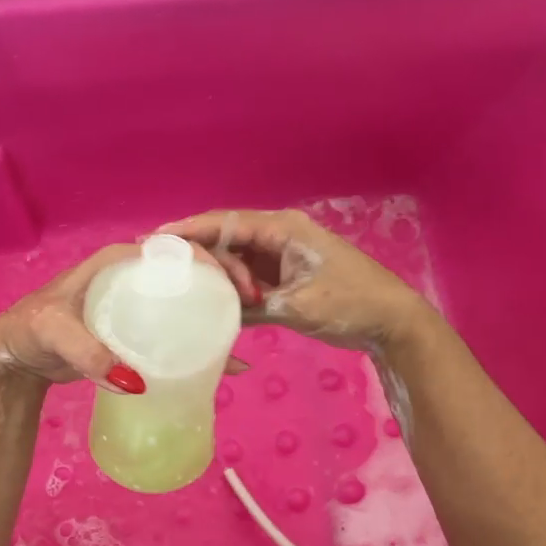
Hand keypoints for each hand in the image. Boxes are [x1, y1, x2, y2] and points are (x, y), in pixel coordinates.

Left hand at [0, 244, 248, 391]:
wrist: (18, 358)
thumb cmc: (32, 331)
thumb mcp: (55, 334)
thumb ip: (89, 354)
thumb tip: (137, 382)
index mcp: (117, 262)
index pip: (171, 249)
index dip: (207, 257)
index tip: (233, 281)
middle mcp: (132, 277)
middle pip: (189, 270)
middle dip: (225, 279)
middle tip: (252, 302)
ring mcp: (137, 304)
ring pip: (187, 298)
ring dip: (218, 308)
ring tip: (246, 328)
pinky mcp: (138, 331)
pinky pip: (176, 329)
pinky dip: (201, 343)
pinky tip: (226, 363)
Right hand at [158, 209, 429, 350]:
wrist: (391, 322)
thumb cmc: (350, 303)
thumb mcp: (298, 305)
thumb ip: (252, 306)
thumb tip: (213, 312)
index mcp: (282, 230)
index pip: (225, 223)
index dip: (188, 230)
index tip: (154, 240)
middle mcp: (278, 237)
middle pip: (226, 239)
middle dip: (196, 255)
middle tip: (164, 273)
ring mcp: (282, 258)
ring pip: (235, 261)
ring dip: (215, 277)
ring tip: (180, 290)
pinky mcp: (286, 279)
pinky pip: (248, 280)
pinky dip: (231, 291)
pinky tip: (209, 304)